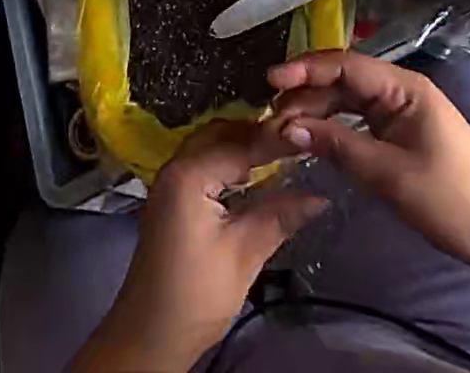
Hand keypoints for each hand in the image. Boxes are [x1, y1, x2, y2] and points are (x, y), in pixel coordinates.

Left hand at [73, 121, 327, 372]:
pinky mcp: (171, 195)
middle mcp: (175, 167)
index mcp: (189, 175)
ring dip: (242, 142)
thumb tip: (320, 197)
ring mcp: (169, 180)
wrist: (149, 336)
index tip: (308, 136)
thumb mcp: (244, 254)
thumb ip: (279, 216)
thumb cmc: (196, 296)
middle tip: (294, 139)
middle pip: (221, 133)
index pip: (240, 145)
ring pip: (210, 143)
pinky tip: (251, 170)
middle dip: (258, 133)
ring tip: (279, 150)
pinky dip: (228, 157)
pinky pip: (203, 159)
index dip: (276, 140)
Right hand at [269, 50, 469, 278]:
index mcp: (404, 87)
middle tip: (268, 114)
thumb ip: (337, 145)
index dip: (306, 69)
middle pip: (342, 79)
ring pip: (346, 99)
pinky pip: (356, 119)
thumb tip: (287, 128)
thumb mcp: (390, 174)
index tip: (270, 80)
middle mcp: (399, 90)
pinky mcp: (397, 131)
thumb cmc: (453, 199)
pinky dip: (331, 126)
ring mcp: (399, 110)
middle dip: (304, 92)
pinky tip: (308, 135)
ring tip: (279, 126)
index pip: (346, 65)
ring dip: (314, 109)